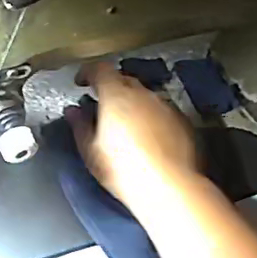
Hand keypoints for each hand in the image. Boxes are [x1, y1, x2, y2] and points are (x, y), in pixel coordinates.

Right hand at [67, 60, 201, 210]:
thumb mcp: (91, 151)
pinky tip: (147, 140)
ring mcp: (166, 107)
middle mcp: (144, 94)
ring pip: (144, 97)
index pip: (100, 69)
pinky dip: (150, 119)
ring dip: (132, 105)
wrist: (169, 188)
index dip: (88, 72)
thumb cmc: (123, 170)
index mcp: (117, 95)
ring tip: (124, 127)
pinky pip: (161, 113)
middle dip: (110, 89)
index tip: (81, 82)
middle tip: (101, 107)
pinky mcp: (183, 123)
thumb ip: (80, 126)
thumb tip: (73, 112)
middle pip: (124, 80)